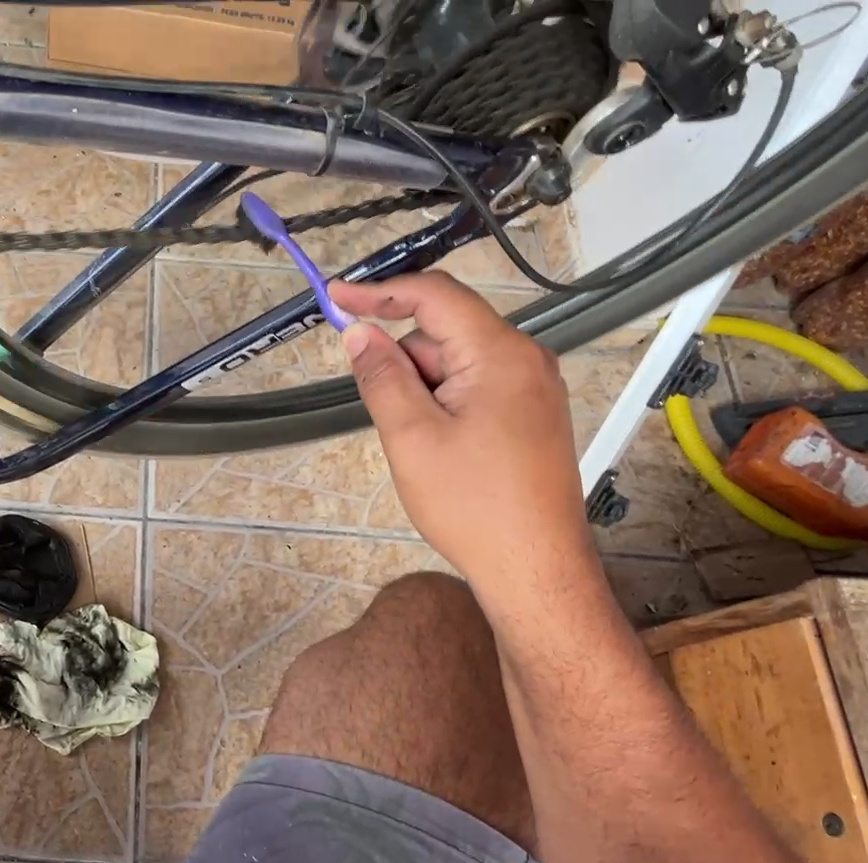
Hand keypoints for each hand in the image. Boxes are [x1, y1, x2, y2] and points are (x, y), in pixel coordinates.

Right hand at [331, 273, 592, 592]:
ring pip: (455, 366)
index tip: (334, 297)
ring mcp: (533, 387)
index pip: (435, 297)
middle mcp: (525, 359)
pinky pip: (473, 389)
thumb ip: (382, 377)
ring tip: (420, 449)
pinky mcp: (530, 414)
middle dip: (403, 364)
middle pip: (444, 335)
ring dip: (421, 391)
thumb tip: (358, 333)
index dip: (379, 292)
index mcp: (500, 354)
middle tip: (392, 422)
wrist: (533, 564)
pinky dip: (442, 405)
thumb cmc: (471, 503)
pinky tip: (438, 450)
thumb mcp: (411, 437)